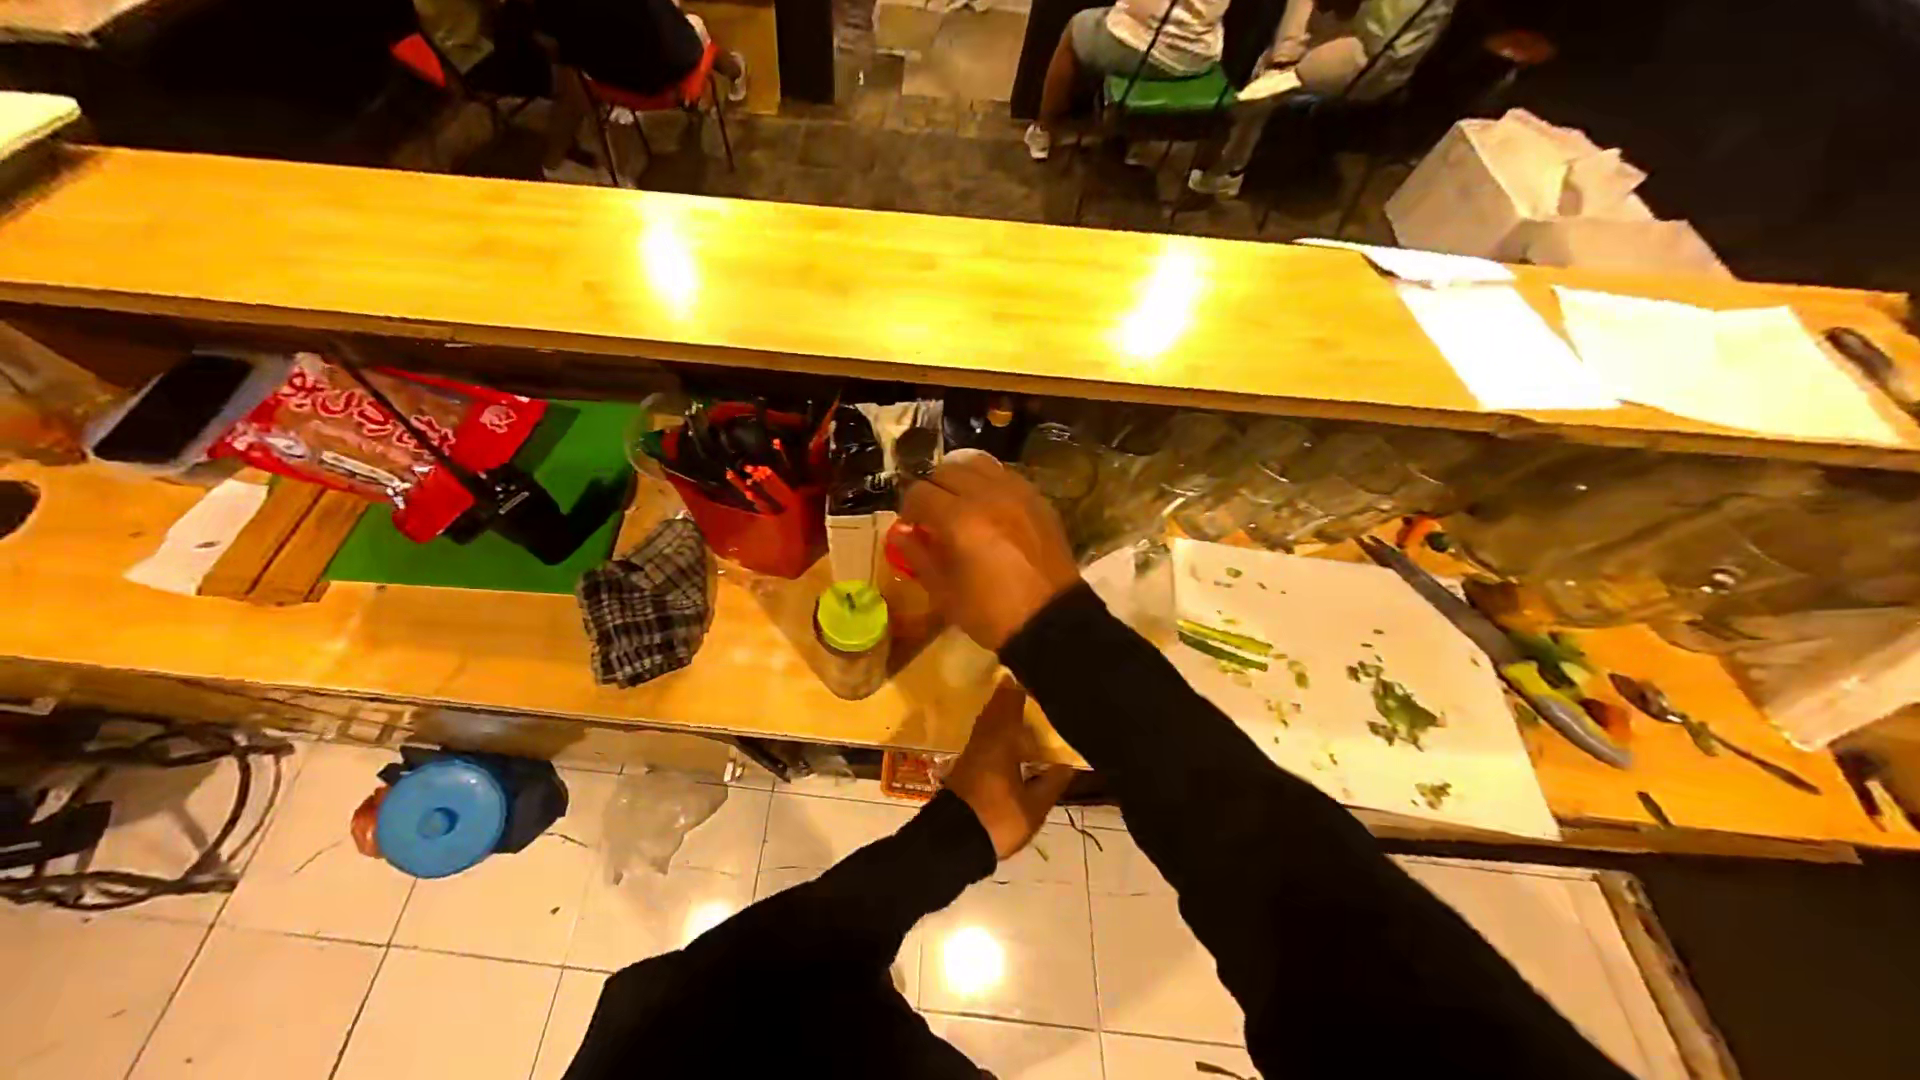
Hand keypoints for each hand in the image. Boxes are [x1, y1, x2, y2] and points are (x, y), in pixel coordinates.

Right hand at [896, 453, 1079, 651]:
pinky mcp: (1037, 499)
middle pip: (946, 471)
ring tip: (960, 505)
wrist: (1050, 621)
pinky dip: (989, 484)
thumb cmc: (990, 613)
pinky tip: (989, 508)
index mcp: (959, 519)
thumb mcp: (944, 592)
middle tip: (932, 516)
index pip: (919, 493)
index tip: (911, 527)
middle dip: (932, 491)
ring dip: (961, 480)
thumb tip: (899, 533)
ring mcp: (1016, 493)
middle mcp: (987, 495)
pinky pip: (1005, 476)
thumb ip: (918, 555)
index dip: (908, 509)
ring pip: (977, 464)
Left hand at [943, 680, 1075, 859]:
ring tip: (1018, 704)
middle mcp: (984, 740)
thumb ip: (1052, 782)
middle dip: (1008, 696)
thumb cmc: (998, 819)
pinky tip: (1004, 736)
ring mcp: (971, 752)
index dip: (1020, 690)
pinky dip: (993, 727)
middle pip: (995, 710)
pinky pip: (982, 735)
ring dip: (999, 710)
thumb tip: (1068, 763)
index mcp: (1001, 742)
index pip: (1011, 706)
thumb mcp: (1034, 806)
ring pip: (987, 722)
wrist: (954, 841)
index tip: (1031, 675)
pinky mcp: (965, 766)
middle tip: (1025, 684)